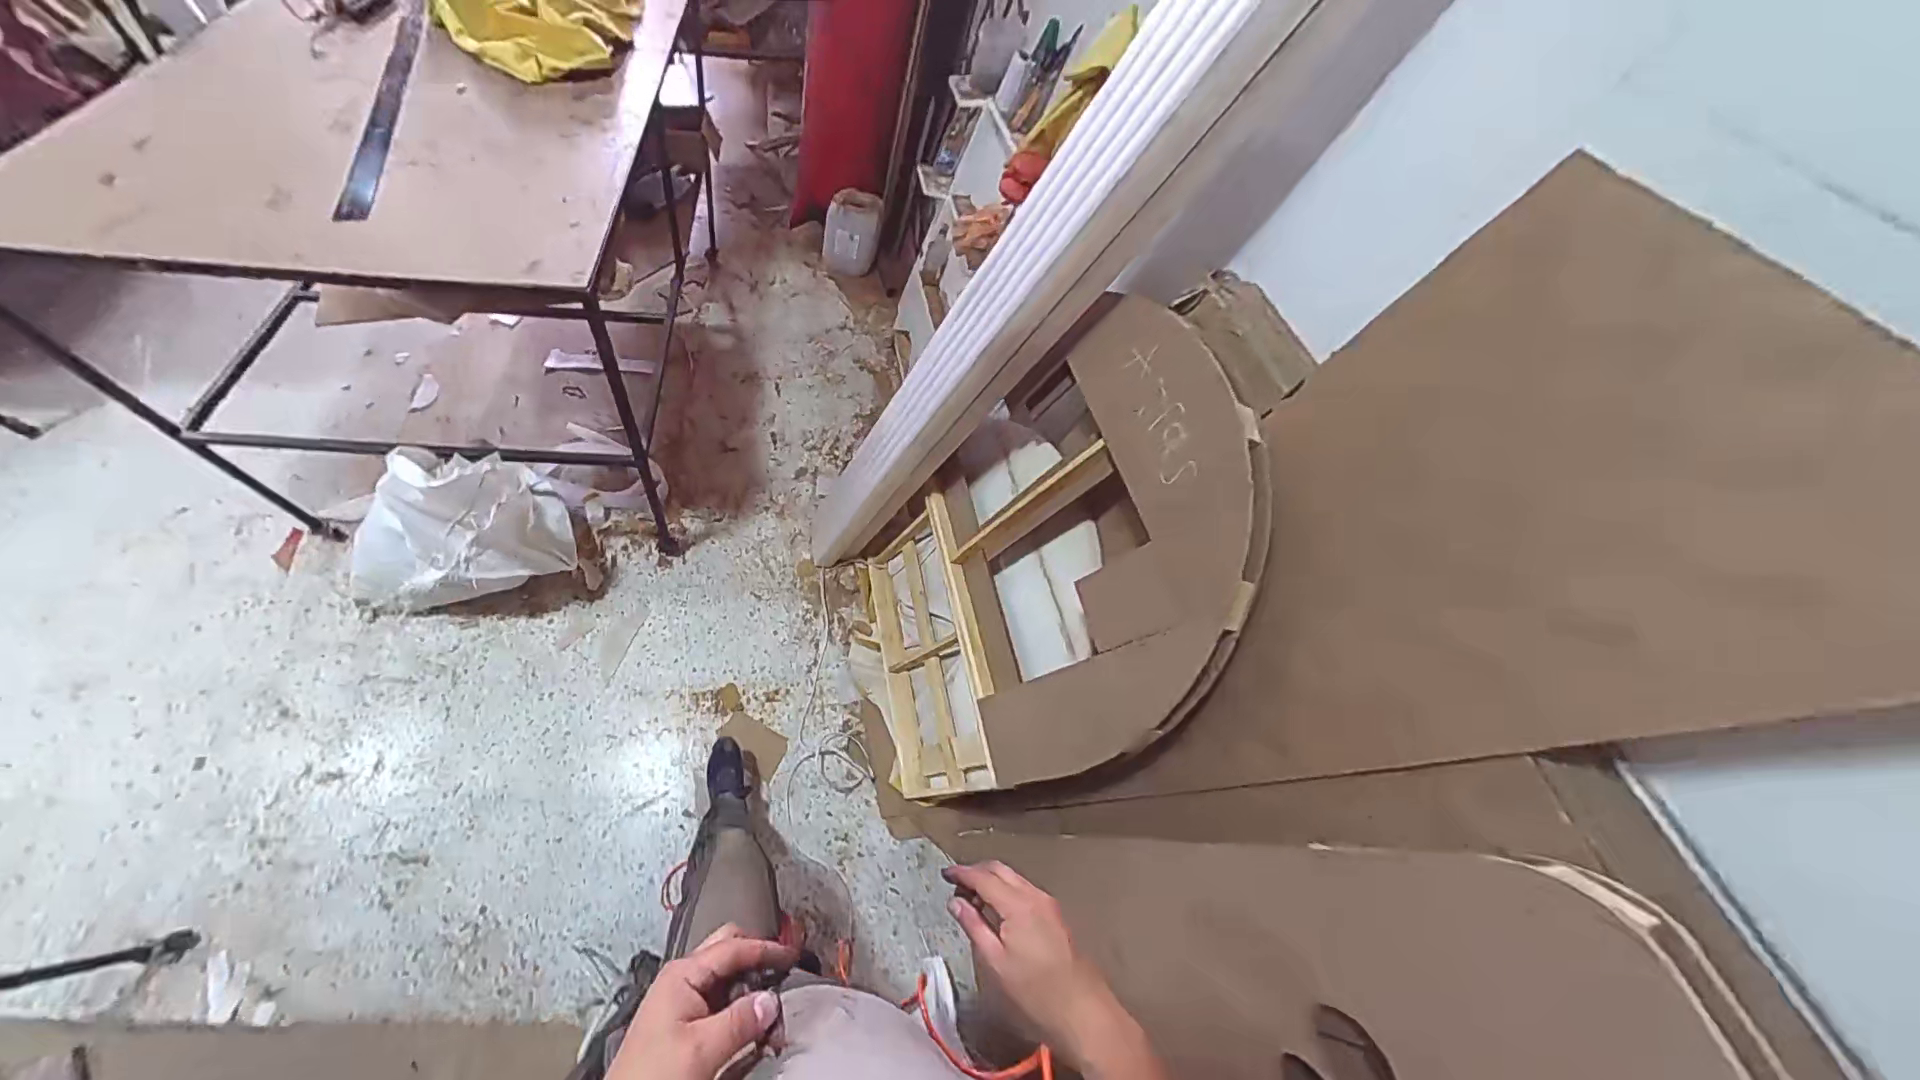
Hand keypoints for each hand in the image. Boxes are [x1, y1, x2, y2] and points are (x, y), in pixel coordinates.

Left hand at [606, 925, 797, 1079]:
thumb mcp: (701, 1050)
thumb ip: (741, 1021)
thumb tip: (772, 1000)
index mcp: (683, 974)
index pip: (735, 947)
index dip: (767, 949)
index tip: (793, 958)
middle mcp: (683, 980)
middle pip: (731, 953)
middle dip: (758, 962)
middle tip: (783, 975)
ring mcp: (683, 1002)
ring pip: (728, 980)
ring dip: (752, 991)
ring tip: (772, 1014)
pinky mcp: (685, 1025)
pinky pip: (722, 1004)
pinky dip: (741, 1010)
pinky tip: (753, 1030)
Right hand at [943, 862, 1163, 1079]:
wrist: (1082, 1009)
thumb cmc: (1035, 991)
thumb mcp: (996, 962)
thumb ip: (974, 926)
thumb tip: (956, 902)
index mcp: (1018, 904)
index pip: (983, 877)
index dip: (962, 873)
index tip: (945, 874)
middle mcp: (1034, 895)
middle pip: (1000, 870)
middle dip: (977, 871)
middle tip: (956, 884)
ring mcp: (1047, 902)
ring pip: (1014, 878)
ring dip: (992, 880)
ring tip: (973, 897)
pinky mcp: (1055, 914)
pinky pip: (1024, 889)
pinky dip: (1006, 890)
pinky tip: (998, 908)